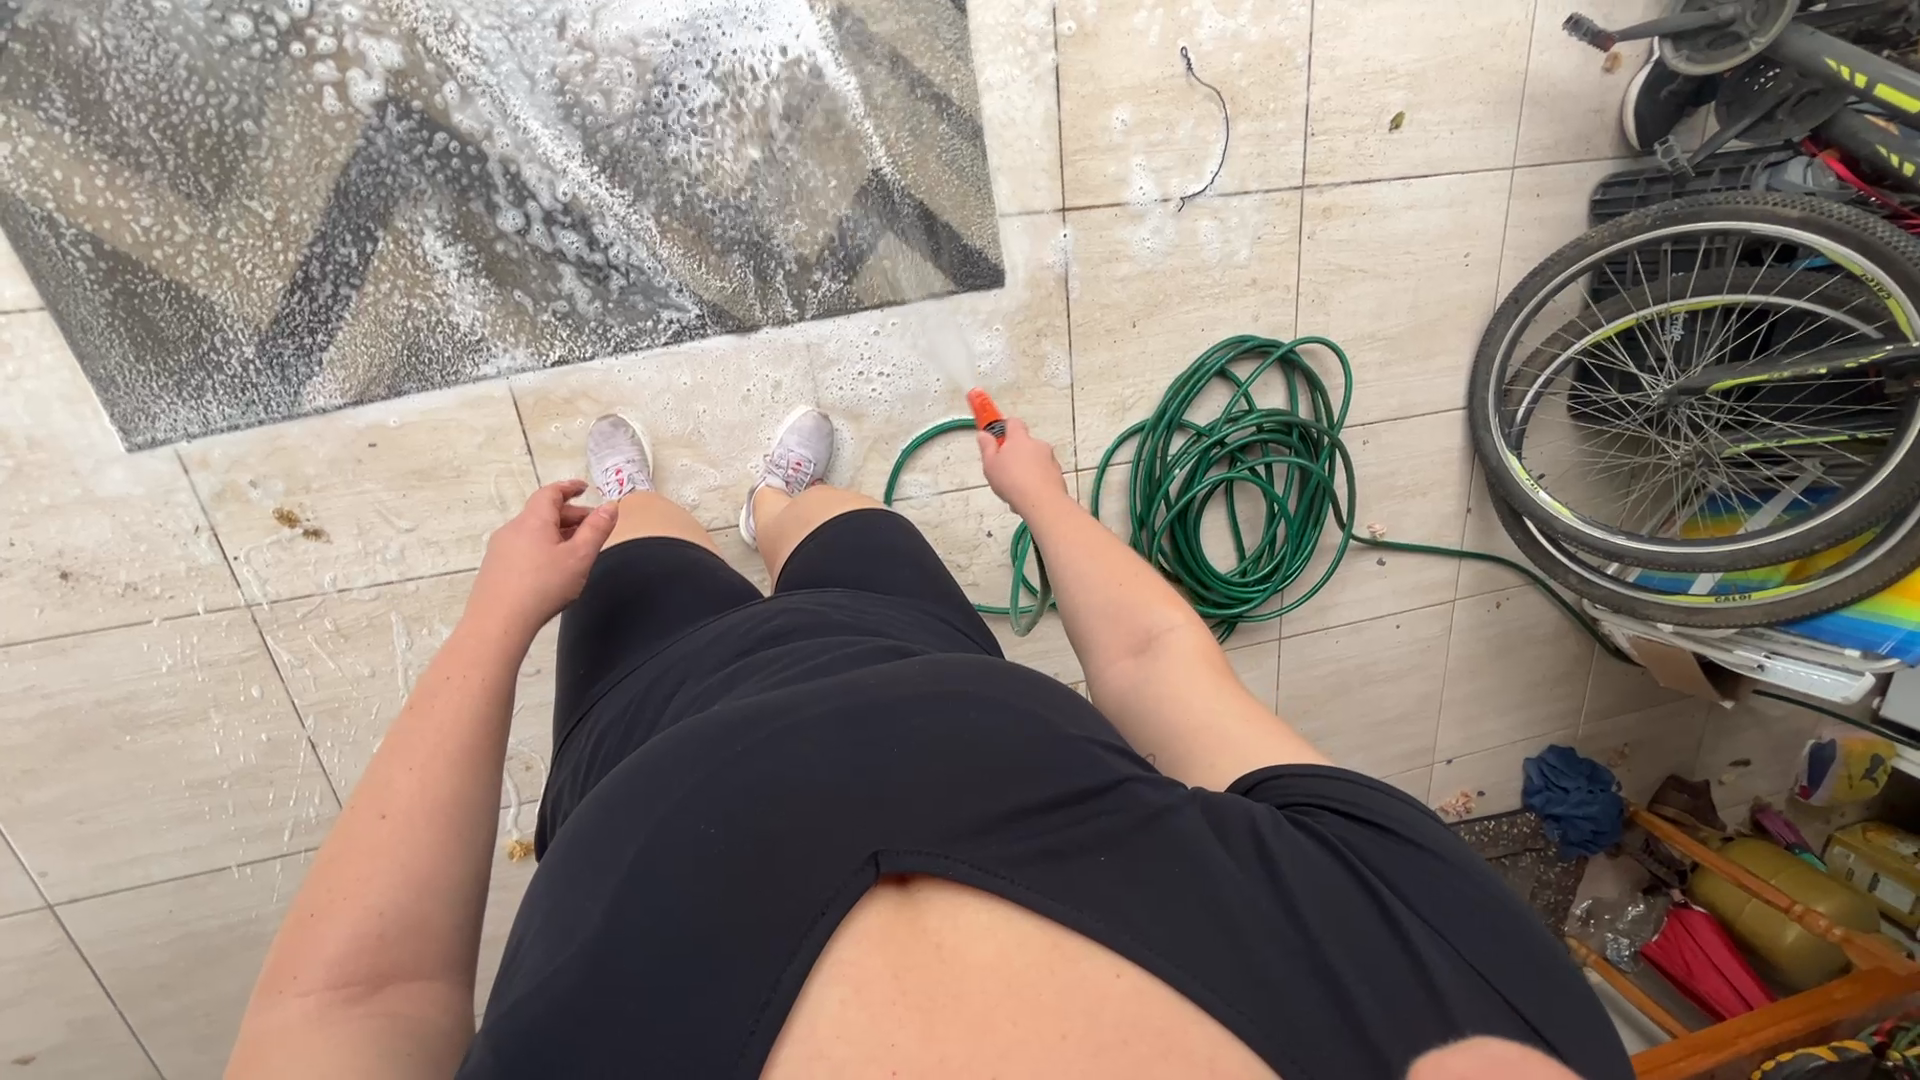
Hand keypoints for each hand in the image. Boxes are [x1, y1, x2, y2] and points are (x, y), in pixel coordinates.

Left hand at [467, 480, 618, 637]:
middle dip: (571, 516)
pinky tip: (554, 569)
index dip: (569, 487)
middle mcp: (513, 529)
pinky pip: (524, 547)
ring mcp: (500, 549)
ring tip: (577, 551)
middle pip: (544, 513)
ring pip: (534, 532)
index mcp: (533, 521)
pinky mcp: (495, 568)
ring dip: (558, 533)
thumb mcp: (580, 557)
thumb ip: (597, 529)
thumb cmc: (543, 586)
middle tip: (594, 528)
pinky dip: (543, 547)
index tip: (585, 488)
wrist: (498, 622)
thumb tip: (610, 506)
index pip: (550, 493)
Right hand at [977, 418, 1068, 514]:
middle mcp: (1037, 444)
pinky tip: (1026, 494)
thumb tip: (983, 435)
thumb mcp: (990, 464)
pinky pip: (1043, 473)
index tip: (996, 436)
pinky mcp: (1057, 473)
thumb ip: (986, 447)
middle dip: (1015, 453)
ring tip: (1014, 486)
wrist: (1041, 502)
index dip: (1003, 428)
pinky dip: (1036, 479)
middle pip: (1024, 443)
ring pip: (1034, 459)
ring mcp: (1050, 458)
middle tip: (1003, 468)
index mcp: (1019, 439)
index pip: (1012, 422)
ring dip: (1026, 467)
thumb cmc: (1014, 482)